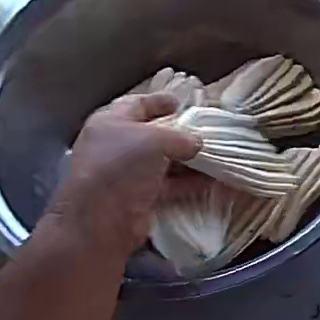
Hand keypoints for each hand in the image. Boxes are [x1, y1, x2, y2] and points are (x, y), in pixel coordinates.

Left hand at [41, 91, 201, 255]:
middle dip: (179, 133)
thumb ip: (180, 137)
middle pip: (152, 134)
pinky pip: (171, 185)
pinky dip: (190, 183)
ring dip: (190, 161)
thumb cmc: (121, 166)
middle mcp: (117, 146)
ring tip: (216, 157)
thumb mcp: (154, 140)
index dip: (158, 101)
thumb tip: (197, 142)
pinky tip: (212, 181)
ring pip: (164, 162)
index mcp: (111, 122)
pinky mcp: (141, 197)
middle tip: (204, 131)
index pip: (136, 104)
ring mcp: (129, 173)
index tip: (180, 101)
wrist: (103, 218)